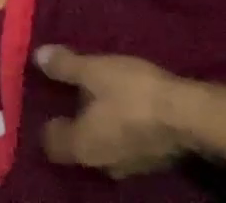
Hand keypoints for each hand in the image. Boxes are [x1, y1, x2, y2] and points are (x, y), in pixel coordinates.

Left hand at [35, 45, 189, 177]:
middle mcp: (100, 164)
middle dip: (79, 124)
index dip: (49, 124)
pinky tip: (135, 112)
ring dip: (104, 129)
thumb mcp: (96, 70)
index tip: (52, 105)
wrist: (187, 116)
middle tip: (81, 98)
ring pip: (106, 148)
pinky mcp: (153, 163)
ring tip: (109, 102)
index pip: (52, 144)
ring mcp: (129, 168)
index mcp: (81, 145)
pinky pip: (129, 147)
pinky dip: (126, 132)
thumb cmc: (133, 92)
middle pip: (79, 147)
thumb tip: (38, 57)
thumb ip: (66, 66)